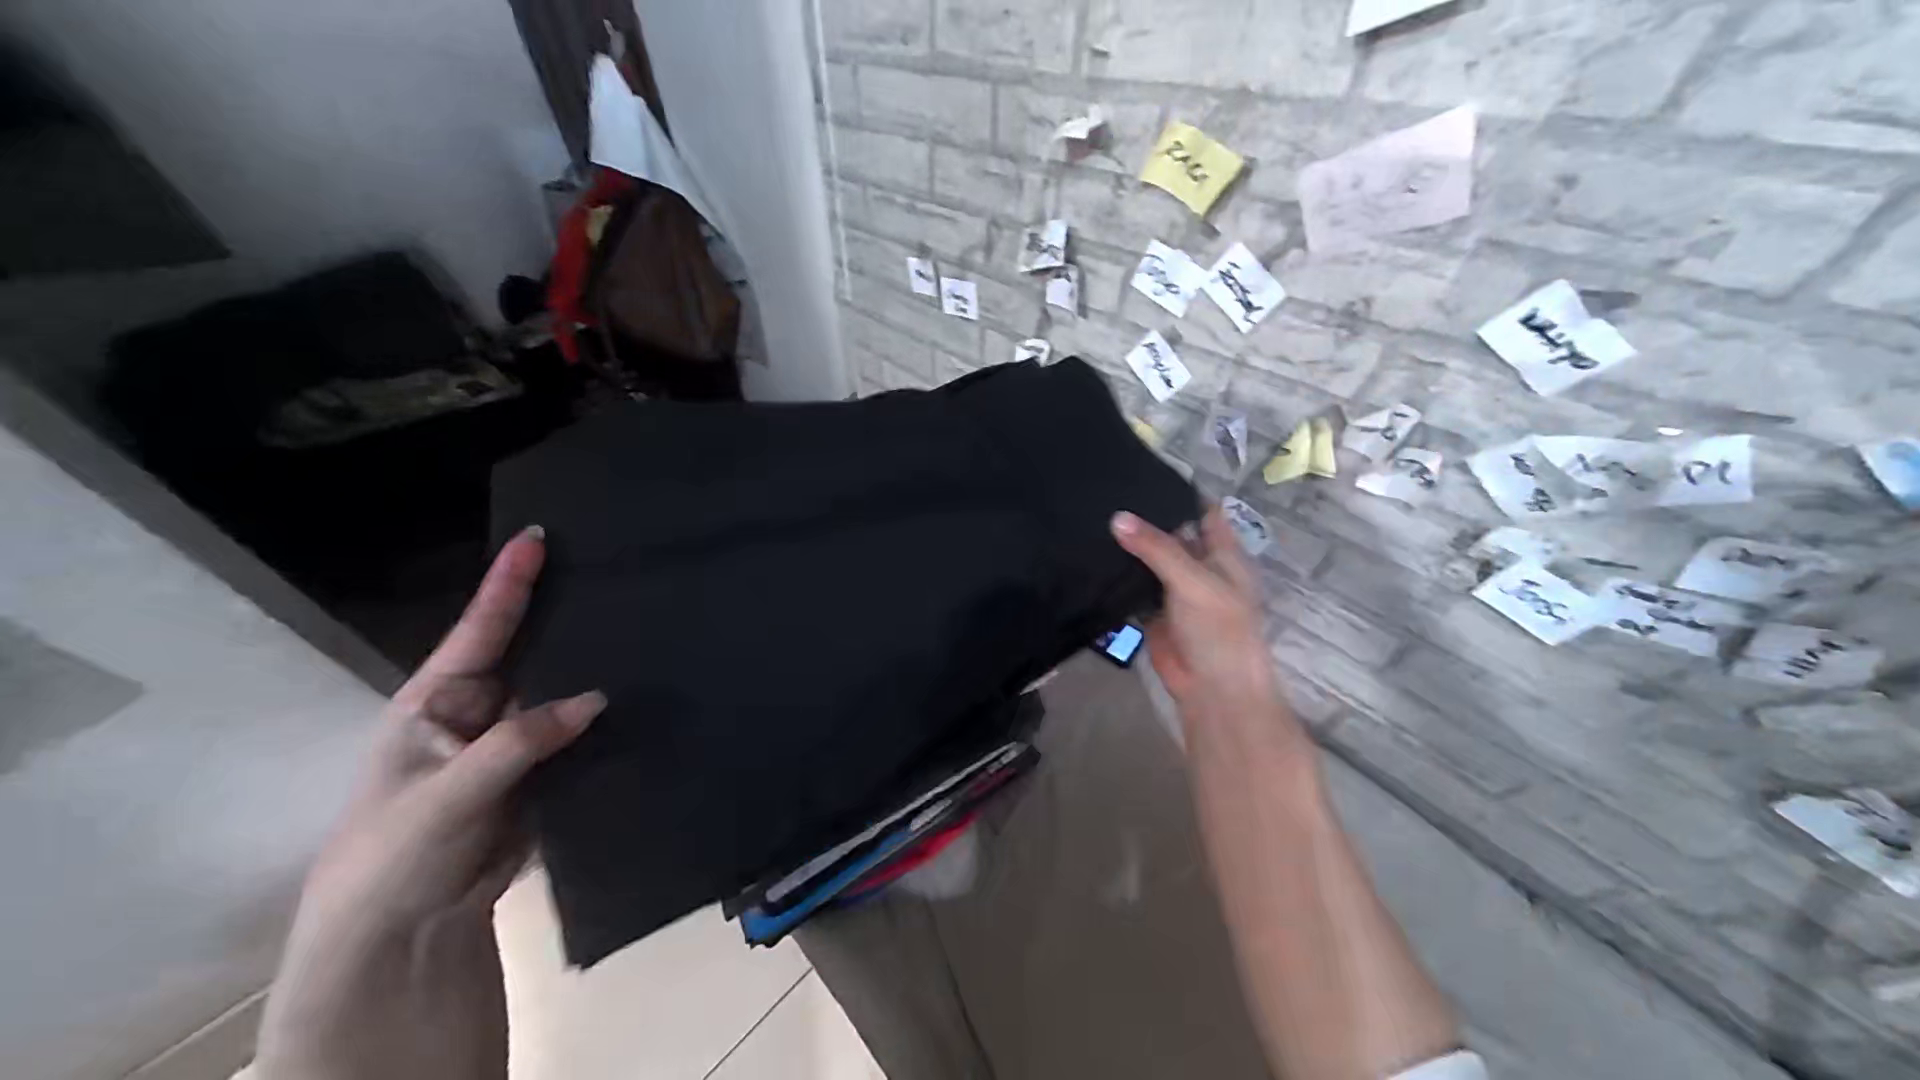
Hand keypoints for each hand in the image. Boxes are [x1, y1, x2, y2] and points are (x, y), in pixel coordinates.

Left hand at [255, 526, 604, 1079]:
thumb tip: (597, 699)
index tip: (538, 535)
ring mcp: (518, 739)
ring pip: (564, 691)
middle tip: (616, 571)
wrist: (409, 927)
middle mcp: (482, 709)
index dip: (509, 582)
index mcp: (438, 700)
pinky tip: (646, 691)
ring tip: (645, 625)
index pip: (481, 628)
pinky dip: (609, 715)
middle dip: (567, 613)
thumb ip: (518, 743)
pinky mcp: (547, 770)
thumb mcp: (446, 793)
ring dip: (596, 665)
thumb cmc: (396, 851)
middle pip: (532, 650)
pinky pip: (582, 732)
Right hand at [1111, 505, 1286, 727]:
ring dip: (1127, 546)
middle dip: (1145, 518)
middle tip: (1104, 492)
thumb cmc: (1219, 629)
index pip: (1203, 512)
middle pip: (1171, 534)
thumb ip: (1156, 548)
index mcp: (1223, 554)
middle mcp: (1199, 567)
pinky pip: (1133, 587)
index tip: (1142, 473)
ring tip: (1090, 516)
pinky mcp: (1153, 611)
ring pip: (1149, 560)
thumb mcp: (1192, 580)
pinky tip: (1090, 556)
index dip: (1179, 493)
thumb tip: (1117, 518)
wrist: (1211, 688)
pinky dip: (1116, 575)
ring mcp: (1174, 590)